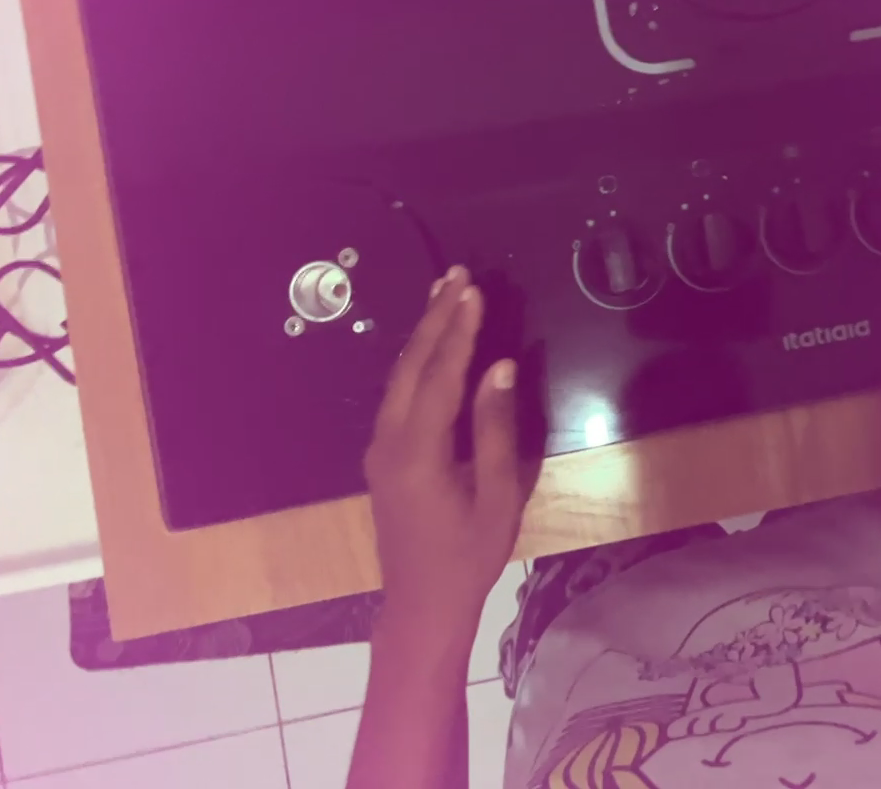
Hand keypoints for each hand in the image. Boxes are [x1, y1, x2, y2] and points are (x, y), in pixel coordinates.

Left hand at [364, 266, 531, 622]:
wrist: (421, 604)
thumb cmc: (469, 554)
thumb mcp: (497, 495)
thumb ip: (495, 428)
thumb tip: (500, 367)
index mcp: (417, 452)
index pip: (440, 377)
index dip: (458, 331)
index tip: (473, 291)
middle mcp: (388, 441)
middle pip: (411, 366)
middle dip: (435, 318)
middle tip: (456, 276)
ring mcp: (380, 447)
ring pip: (399, 377)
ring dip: (424, 334)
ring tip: (444, 294)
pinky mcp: (383, 454)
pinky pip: (398, 394)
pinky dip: (417, 360)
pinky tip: (432, 343)